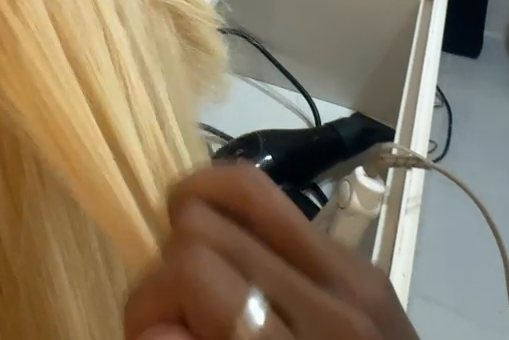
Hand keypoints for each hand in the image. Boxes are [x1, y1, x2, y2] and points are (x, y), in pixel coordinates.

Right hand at [124, 165, 419, 339]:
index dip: (151, 296)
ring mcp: (352, 271)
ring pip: (241, 185)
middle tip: (177, 308)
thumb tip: (148, 326)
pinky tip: (239, 261)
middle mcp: (331, 301)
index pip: (195, 264)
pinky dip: (239, 221)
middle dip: (169, 262)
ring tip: (199, 265)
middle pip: (204, 221)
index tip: (150, 330)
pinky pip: (277, 202)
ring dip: (201, 220)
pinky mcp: (360, 261)